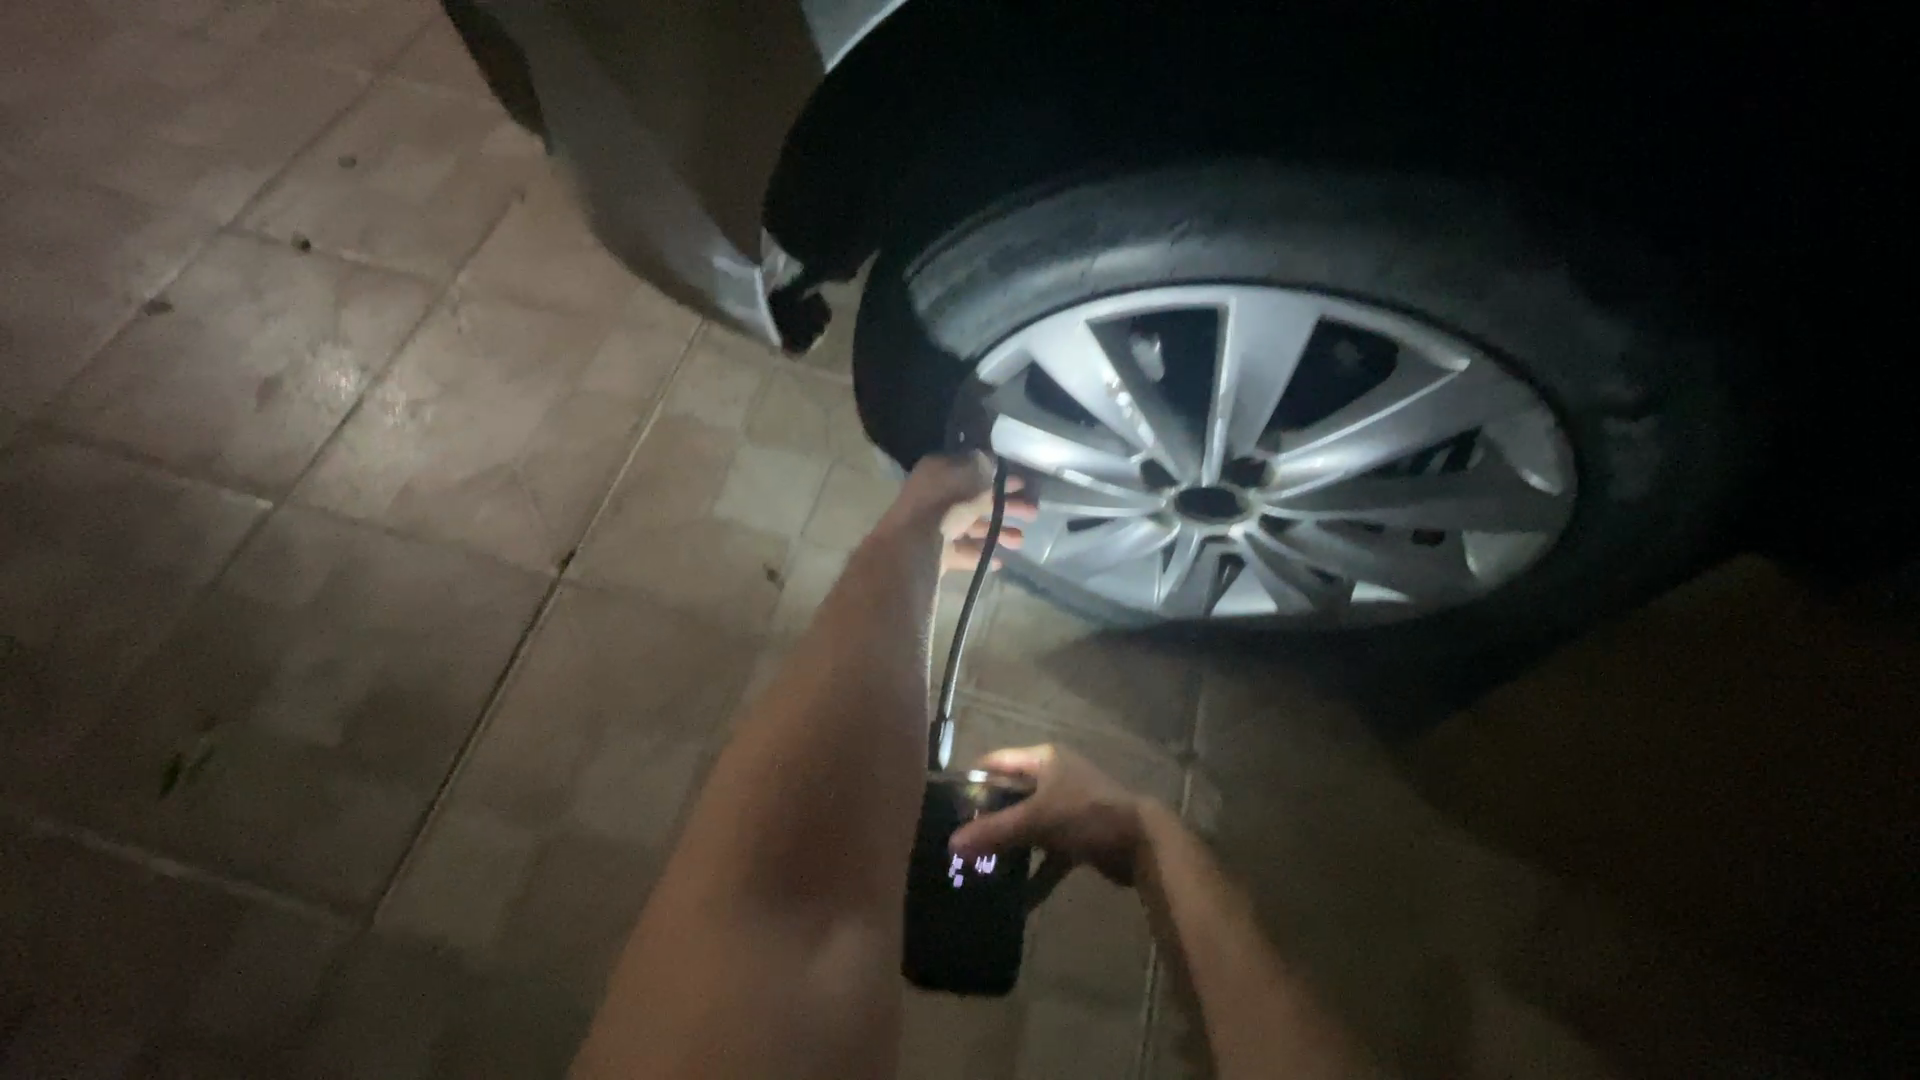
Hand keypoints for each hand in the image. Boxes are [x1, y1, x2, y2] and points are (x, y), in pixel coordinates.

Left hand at [879, 453, 1033, 572]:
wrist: (917, 542)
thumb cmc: (949, 500)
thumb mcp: (974, 472)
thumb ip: (986, 465)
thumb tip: (992, 462)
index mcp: (940, 470)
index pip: (973, 468)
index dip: (999, 475)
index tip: (1024, 483)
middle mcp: (935, 495)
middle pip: (976, 499)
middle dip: (1006, 506)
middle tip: (1033, 513)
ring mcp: (934, 525)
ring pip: (971, 526)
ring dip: (998, 532)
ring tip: (1020, 542)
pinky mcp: (934, 552)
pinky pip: (962, 551)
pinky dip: (981, 553)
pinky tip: (999, 560)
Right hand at [949, 745, 1146, 885]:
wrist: (1143, 843)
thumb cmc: (1087, 815)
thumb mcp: (1037, 820)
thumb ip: (995, 831)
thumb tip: (951, 845)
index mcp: (1043, 760)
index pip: (996, 762)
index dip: (972, 781)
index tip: (947, 808)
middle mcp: (1054, 778)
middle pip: (1010, 797)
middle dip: (988, 821)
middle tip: (959, 846)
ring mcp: (1068, 808)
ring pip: (1028, 827)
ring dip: (1010, 849)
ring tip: (979, 871)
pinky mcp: (1079, 837)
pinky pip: (1048, 856)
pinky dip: (1035, 875)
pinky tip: (1018, 903)